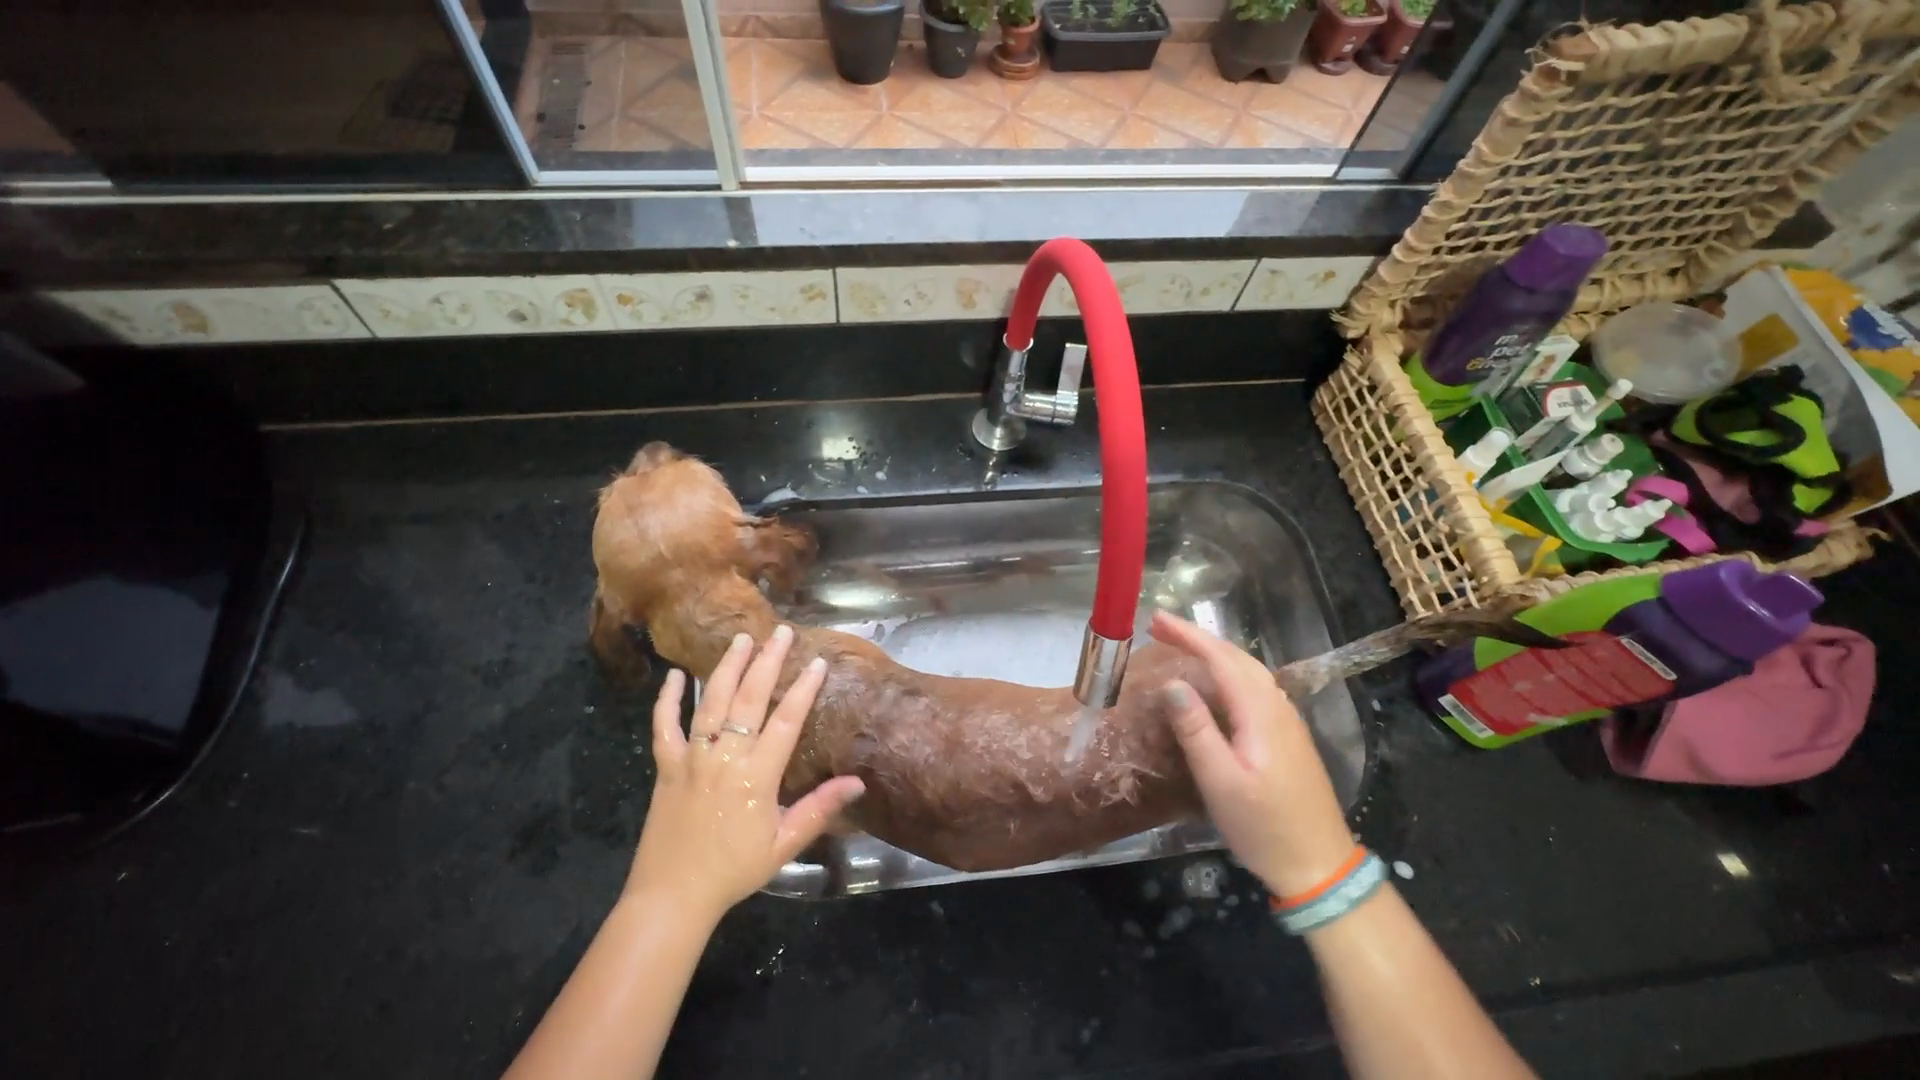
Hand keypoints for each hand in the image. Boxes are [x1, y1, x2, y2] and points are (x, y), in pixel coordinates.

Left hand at [626, 625, 865, 922]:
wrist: (673, 895)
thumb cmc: (734, 871)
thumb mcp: (784, 845)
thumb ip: (819, 809)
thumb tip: (858, 782)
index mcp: (757, 776)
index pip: (786, 721)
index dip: (803, 689)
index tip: (817, 662)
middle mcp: (725, 758)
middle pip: (749, 700)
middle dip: (767, 662)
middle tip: (780, 633)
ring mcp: (692, 759)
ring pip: (711, 703)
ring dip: (727, 668)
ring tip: (741, 639)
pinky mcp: (666, 767)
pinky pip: (665, 727)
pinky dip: (668, 700)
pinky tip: (675, 676)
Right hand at [1152, 612, 1355, 898]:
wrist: (1319, 865)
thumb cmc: (1263, 826)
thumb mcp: (1220, 781)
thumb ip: (1196, 730)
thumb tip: (1171, 683)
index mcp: (1260, 714)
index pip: (1222, 660)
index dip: (1188, 636)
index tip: (1155, 620)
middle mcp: (1278, 708)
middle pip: (1239, 659)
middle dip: (1199, 638)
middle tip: (1160, 628)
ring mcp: (1287, 722)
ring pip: (1250, 672)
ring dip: (1215, 653)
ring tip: (1182, 647)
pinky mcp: (1288, 738)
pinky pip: (1255, 688)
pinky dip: (1229, 673)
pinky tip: (1215, 683)